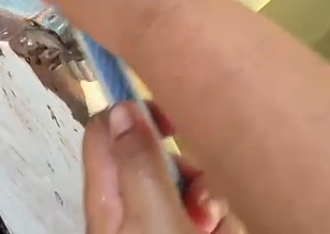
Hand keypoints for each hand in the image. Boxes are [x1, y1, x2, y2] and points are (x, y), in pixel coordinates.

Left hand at [85, 103, 234, 233]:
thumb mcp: (151, 214)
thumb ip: (139, 162)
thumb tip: (123, 108)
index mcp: (107, 192)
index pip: (107, 128)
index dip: (137, 115)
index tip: (171, 126)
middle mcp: (131, 206)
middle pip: (161, 161)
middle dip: (194, 175)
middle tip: (203, 207)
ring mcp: (158, 225)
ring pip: (193, 191)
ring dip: (214, 207)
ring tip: (214, 231)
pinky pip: (212, 219)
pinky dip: (223, 227)